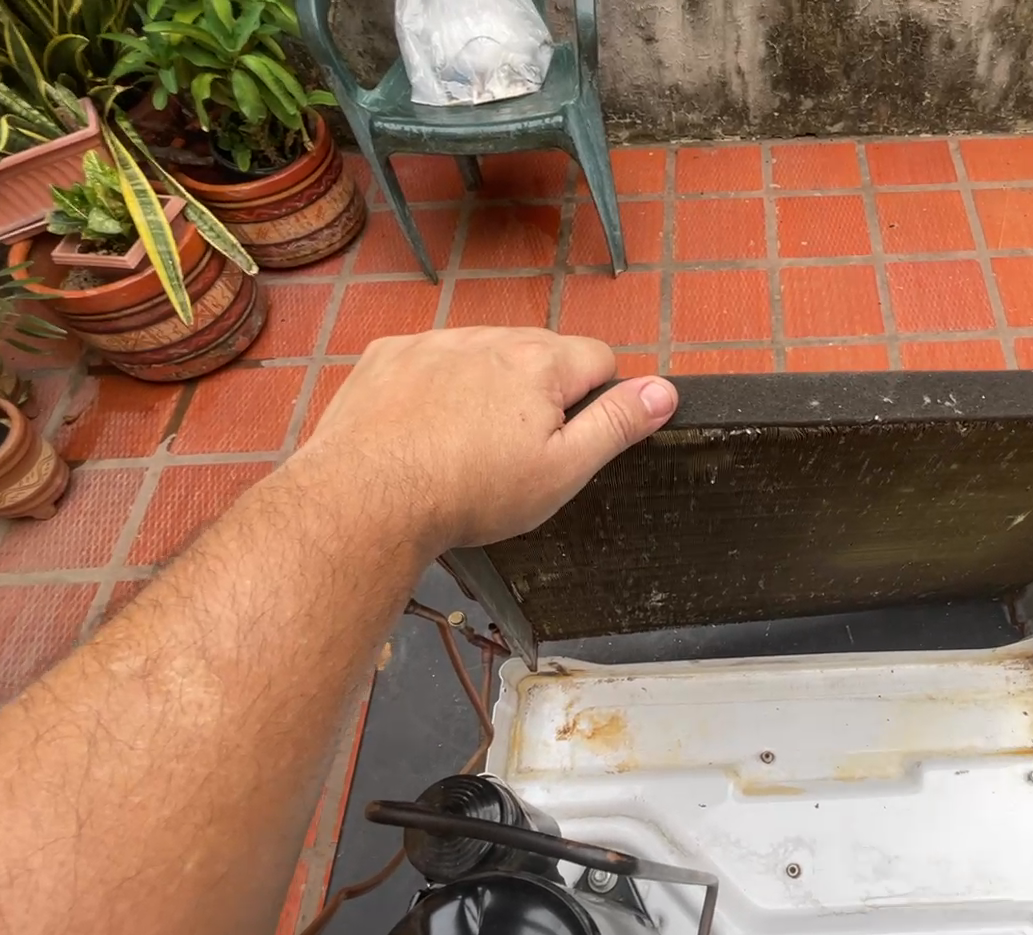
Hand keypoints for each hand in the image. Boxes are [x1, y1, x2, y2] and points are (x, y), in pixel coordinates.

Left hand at [289, 327, 676, 549]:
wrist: (366, 500)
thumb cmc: (475, 492)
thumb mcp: (564, 470)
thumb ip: (618, 424)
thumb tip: (665, 390)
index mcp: (541, 363)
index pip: (600, 359)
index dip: (598, 400)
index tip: (570, 439)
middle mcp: (490, 337)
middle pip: (543, 352)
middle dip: (545, 390)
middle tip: (522, 448)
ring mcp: (434, 342)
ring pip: (488, 352)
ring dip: (494, 382)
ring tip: (473, 440)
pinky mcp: (389, 355)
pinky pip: (435, 357)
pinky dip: (442, 382)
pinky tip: (429, 425)